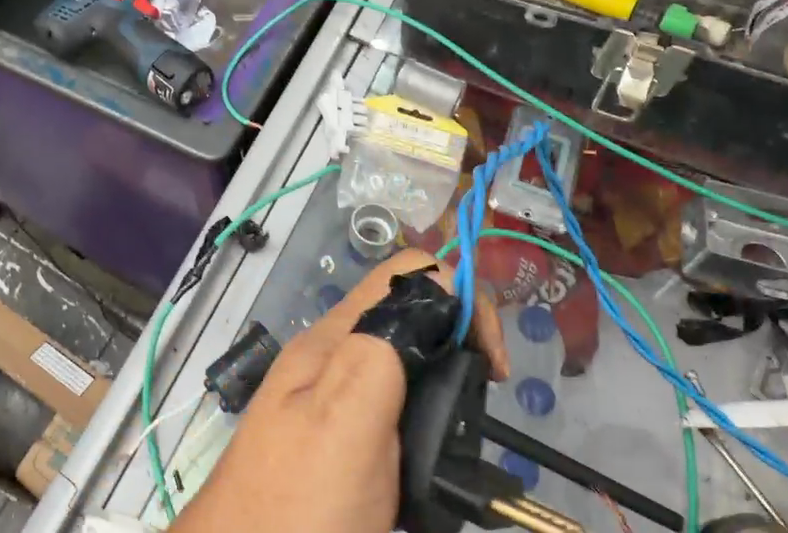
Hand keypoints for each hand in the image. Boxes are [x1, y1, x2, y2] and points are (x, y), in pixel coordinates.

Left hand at [171, 249, 508, 532]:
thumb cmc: (295, 509)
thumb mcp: (340, 422)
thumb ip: (381, 351)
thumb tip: (436, 283)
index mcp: (333, 343)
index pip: (404, 278)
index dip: (458, 297)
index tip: (492, 359)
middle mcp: (338, 366)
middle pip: (413, 323)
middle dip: (460, 350)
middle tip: (487, 400)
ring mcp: (343, 413)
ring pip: (414, 377)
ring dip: (451, 399)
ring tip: (471, 443)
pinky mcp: (353, 458)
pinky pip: (405, 428)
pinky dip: (434, 440)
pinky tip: (446, 472)